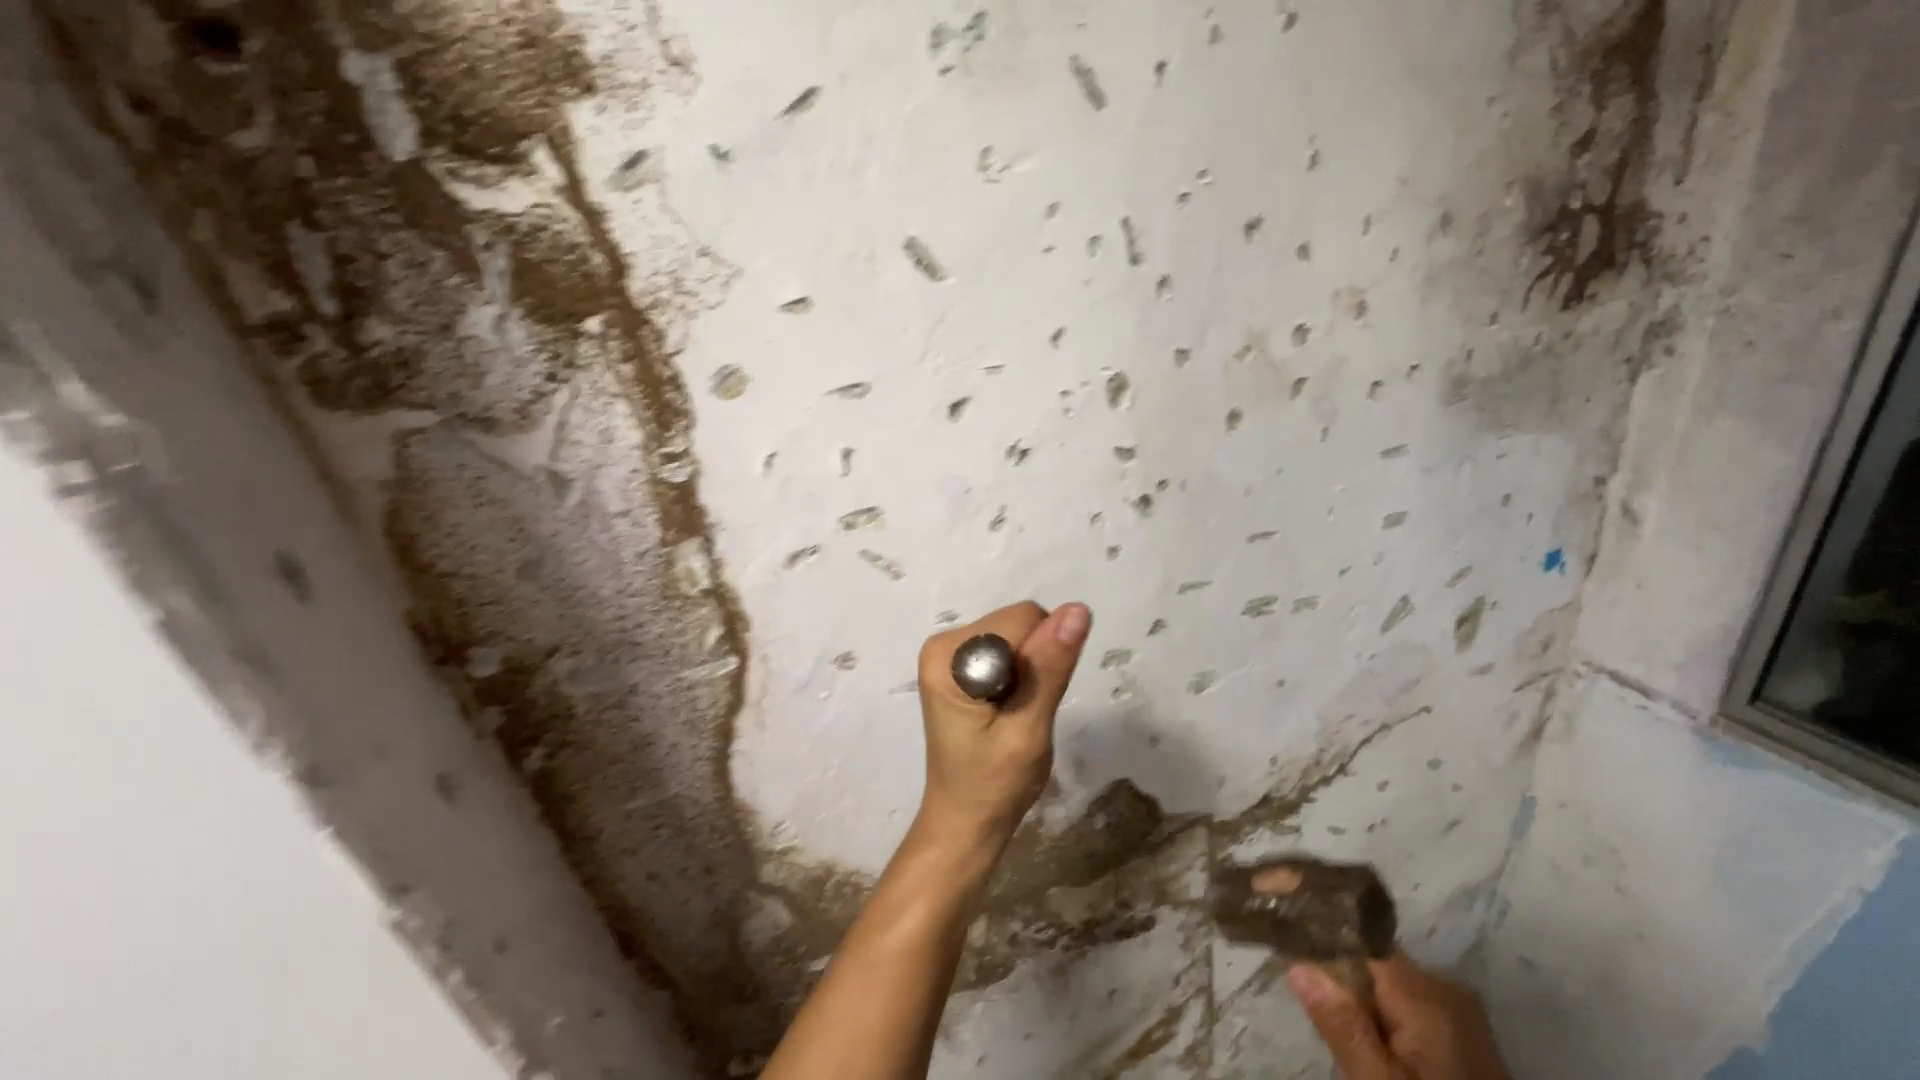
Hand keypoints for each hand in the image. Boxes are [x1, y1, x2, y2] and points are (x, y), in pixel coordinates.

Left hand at [913, 601, 1091, 848]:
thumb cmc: (994, 784)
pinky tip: (1010, 710)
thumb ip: (1050, 667)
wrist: (967, 821)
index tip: (1031, 703)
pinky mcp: (962, 665)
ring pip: (1020, 635)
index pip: (1022, 620)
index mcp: (947, 654)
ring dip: (1030, 671)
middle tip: (1025, 712)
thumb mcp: (1028, 728)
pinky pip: (1011, 650)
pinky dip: (1022, 676)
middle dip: (1035, 662)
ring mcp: (951, 653)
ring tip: (1016, 714)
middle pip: (1019, 623)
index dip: (1043, 657)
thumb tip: (1078, 610)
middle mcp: (944, 642)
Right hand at [1287, 953, 1509, 1079]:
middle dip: (1341, 985)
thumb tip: (1298, 963)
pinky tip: (1377, 1052)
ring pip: (1389, 986)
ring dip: (1362, 1007)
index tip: (1286, 950)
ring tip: (1347, 1046)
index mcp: (1425, 993)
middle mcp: (1445, 988)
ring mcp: (1460, 1011)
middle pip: (1373, 963)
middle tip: (1315, 1019)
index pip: (1360, 940)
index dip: (1322, 943)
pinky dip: (1386, 1021)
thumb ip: (1343, 1026)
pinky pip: (1410, 1006)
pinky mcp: (1464, 1033)